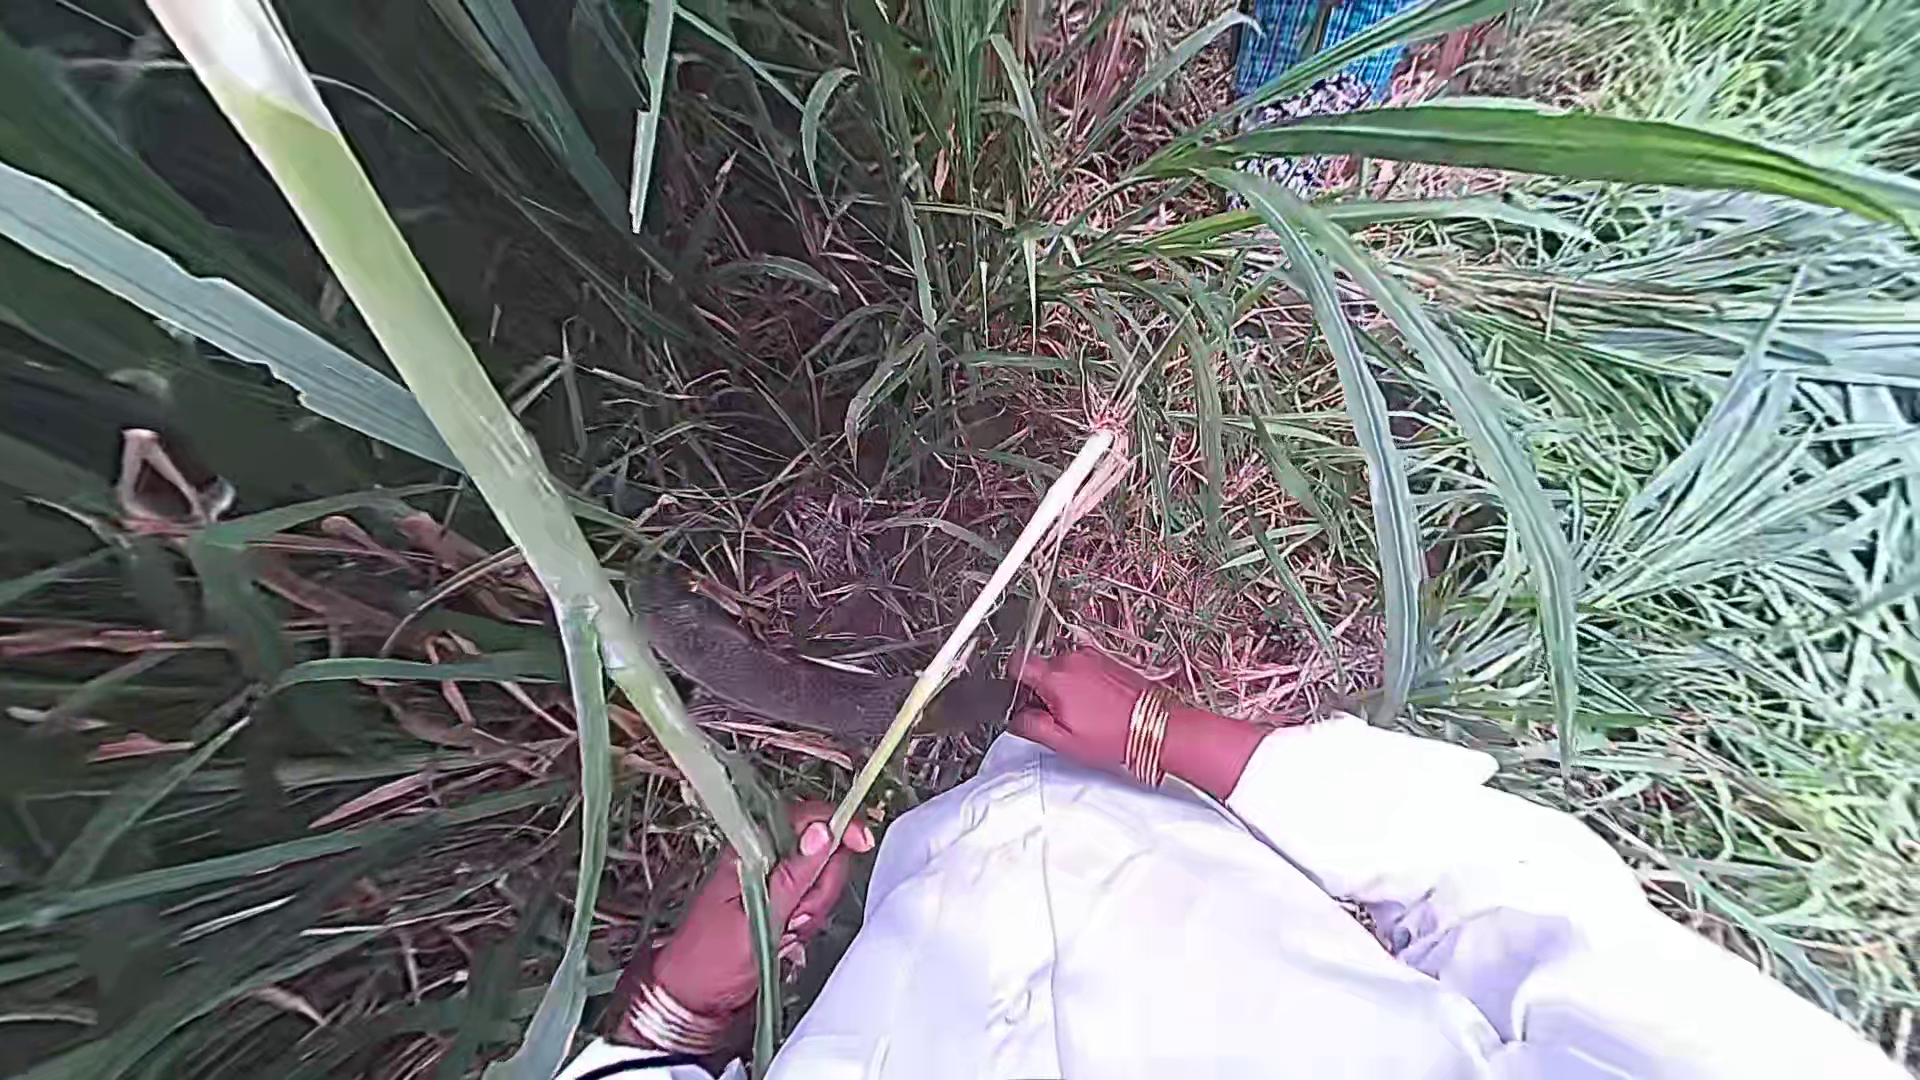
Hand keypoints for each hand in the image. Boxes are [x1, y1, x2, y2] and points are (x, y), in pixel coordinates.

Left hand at [613, 801, 873, 1041]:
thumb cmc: (709, 959)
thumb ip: (792, 875)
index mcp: (754, 846)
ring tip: (786, 929)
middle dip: (821, 883)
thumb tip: (823, 831)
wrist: (690, 1001)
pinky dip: (810, 918)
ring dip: (814, 905)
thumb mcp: (755, 917)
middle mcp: (768, 854)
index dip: (839, 825)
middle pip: (823, 846)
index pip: (807, 816)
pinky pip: (816, 896)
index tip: (862, 841)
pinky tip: (788, 934)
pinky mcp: (783, 896)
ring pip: (824, 874)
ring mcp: (776, 875)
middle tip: (798, 914)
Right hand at [1011, 647, 1266, 797]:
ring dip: (1064, 685)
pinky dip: (1083, 681)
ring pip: (1062, 666)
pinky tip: (1096, 704)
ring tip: (1082, 712)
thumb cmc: (1116, 736)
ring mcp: (1092, 656)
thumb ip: (1030, 725)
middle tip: (1057, 715)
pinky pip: (1082, 665)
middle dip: (1042, 688)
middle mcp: (1072, 660)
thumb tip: (1015, 718)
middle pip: (1041, 667)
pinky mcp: (1107, 659)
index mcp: (1055, 677)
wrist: (1158, 727)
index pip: (1017, 664)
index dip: (1015, 683)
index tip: (1021, 696)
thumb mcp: (1064, 742)